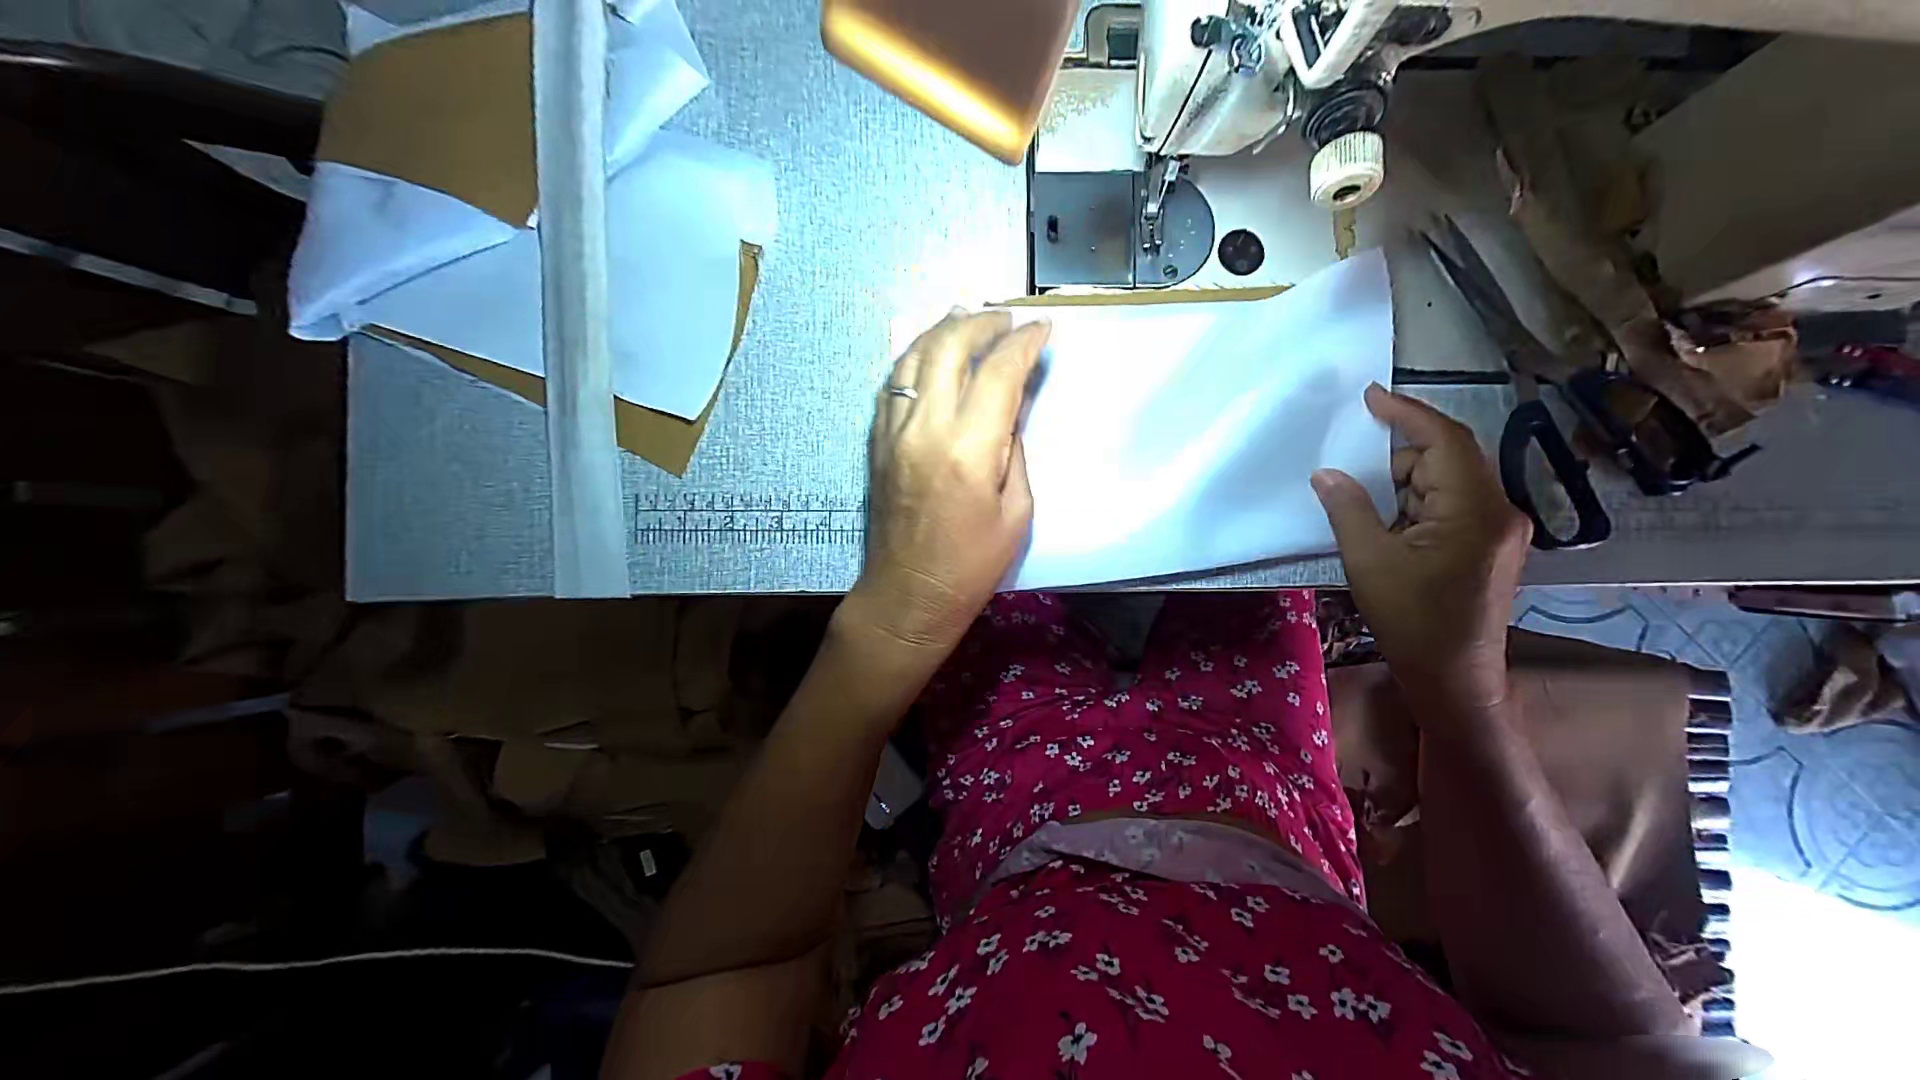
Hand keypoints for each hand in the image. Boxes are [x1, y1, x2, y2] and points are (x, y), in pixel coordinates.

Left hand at [841, 309, 1049, 662]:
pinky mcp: (877, 441)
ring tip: (968, 318)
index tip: (1042, 329)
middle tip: (1006, 319)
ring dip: (943, 330)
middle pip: (949, 347)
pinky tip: (931, 353)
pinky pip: (894, 383)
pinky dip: (916, 357)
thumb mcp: (1017, 511)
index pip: (999, 373)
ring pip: (913, 357)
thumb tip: (1013, 403)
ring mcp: (893, 431)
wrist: (908, 594)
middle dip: (982, 323)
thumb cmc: (972, 565)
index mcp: (968, 450)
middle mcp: (925, 428)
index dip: (1024, 343)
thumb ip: (1015, 448)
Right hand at [1311, 383, 1529, 711]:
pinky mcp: (1490, 545)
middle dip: (1396, 462)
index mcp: (1476, 510)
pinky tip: (1389, 529)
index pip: (1444, 441)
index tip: (1371, 397)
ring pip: (1446, 484)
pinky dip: (1416, 507)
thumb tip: (1327, 473)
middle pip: (1445, 460)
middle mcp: (1499, 510)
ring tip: (1368, 516)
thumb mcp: (1368, 560)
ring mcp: (1499, 529)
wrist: (1453, 676)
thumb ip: (1347, 509)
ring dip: (1404, 488)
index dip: (1407, 414)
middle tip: (1352, 480)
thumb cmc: (1411, 619)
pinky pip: (1450, 506)